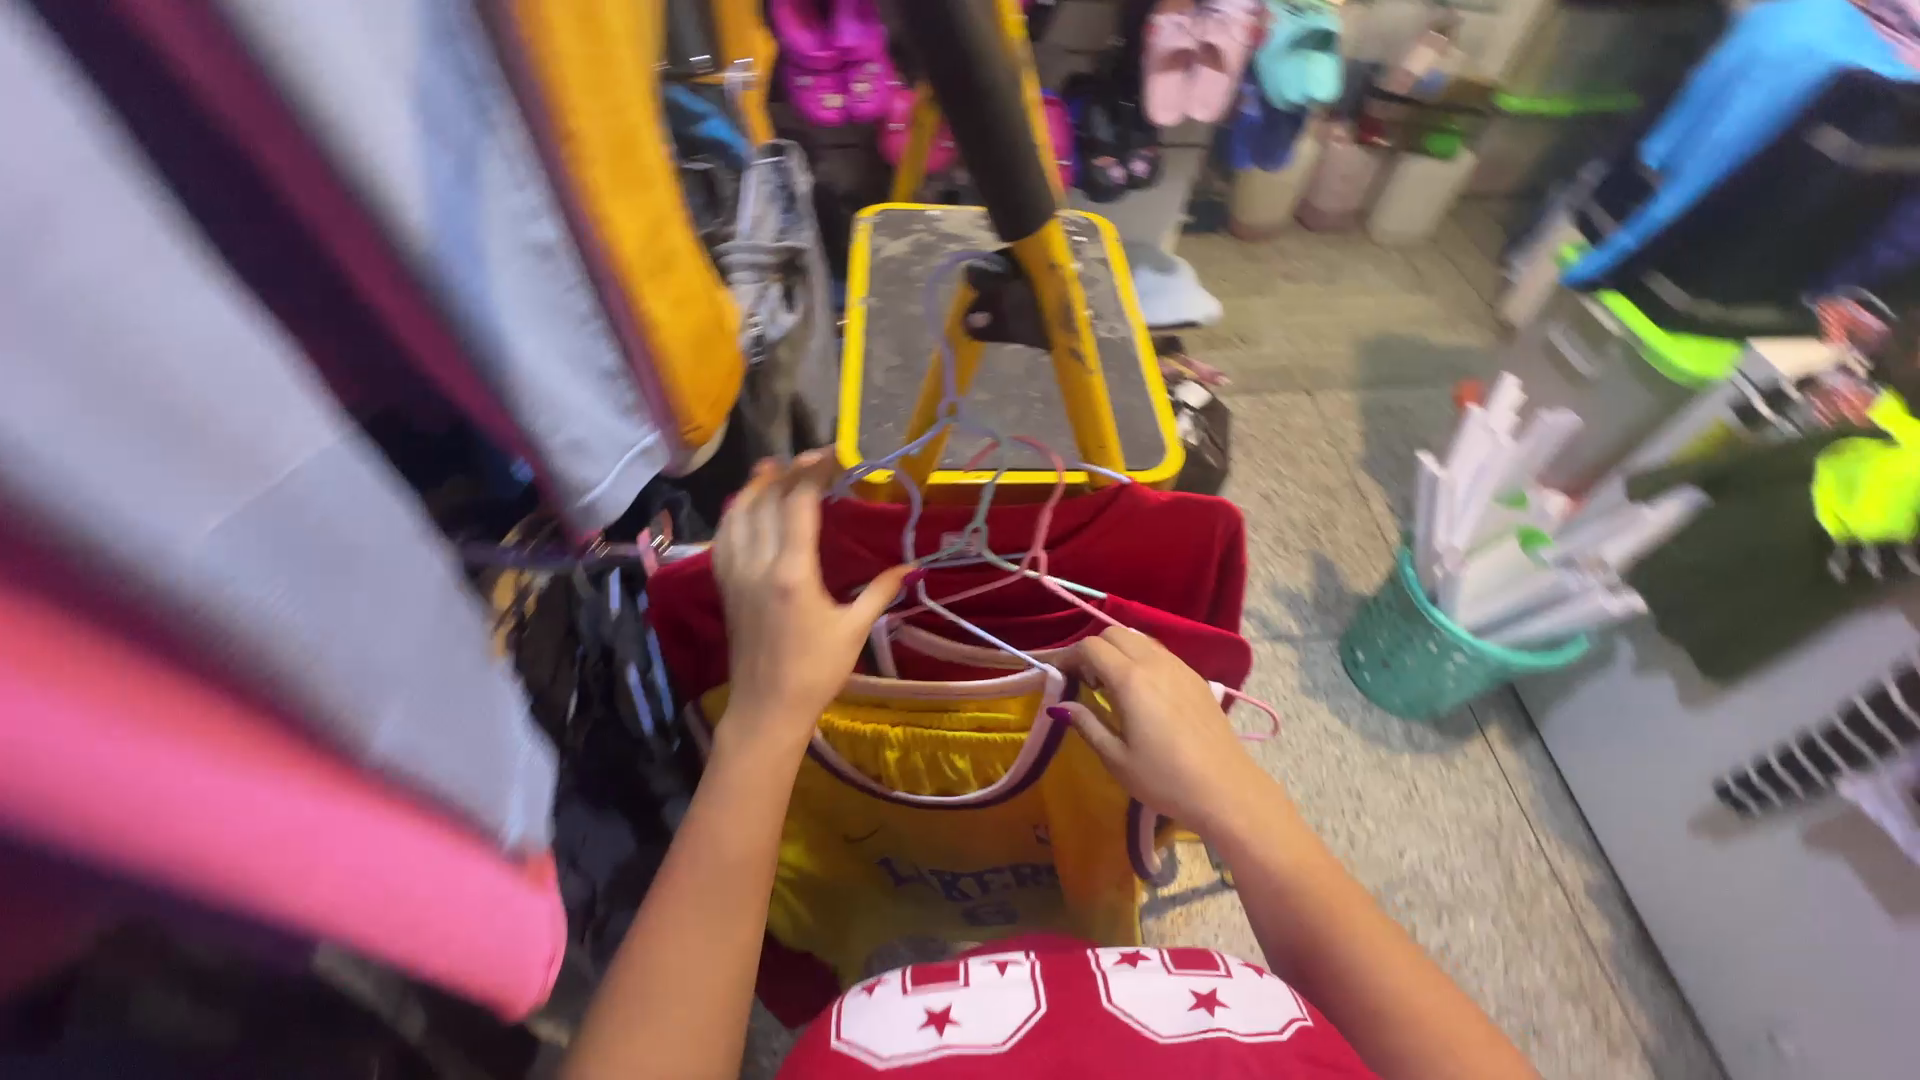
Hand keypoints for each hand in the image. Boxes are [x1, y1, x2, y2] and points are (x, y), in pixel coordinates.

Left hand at [711, 452, 909, 755]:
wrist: (767, 709)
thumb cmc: (815, 672)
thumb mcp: (854, 631)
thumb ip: (879, 592)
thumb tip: (912, 568)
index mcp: (793, 572)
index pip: (799, 504)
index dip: (814, 472)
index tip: (833, 456)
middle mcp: (758, 565)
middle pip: (767, 501)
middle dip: (789, 472)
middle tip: (812, 458)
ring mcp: (736, 575)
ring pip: (737, 514)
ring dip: (755, 486)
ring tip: (772, 467)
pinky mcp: (725, 587)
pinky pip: (724, 537)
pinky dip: (735, 513)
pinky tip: (745, 507)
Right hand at [1052, 627, 1282, 833]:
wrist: (1226, 790)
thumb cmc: (1165, 779)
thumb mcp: (1117, 759)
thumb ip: (1087, 724)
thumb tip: (1063, 706)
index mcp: (1130, 680)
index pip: (1090, 647)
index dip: (1069, 656)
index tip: (1059, 677)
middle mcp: (1155, 663)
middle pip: (1114, 633)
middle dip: (1092, 649)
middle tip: (1085, 681)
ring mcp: (1179, 667)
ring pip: (1139, 639)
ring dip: (1118, 651)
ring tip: (1112, 685)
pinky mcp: (1196, 678)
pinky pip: (1160, 652)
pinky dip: (1141, 658)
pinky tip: (1142, 691)